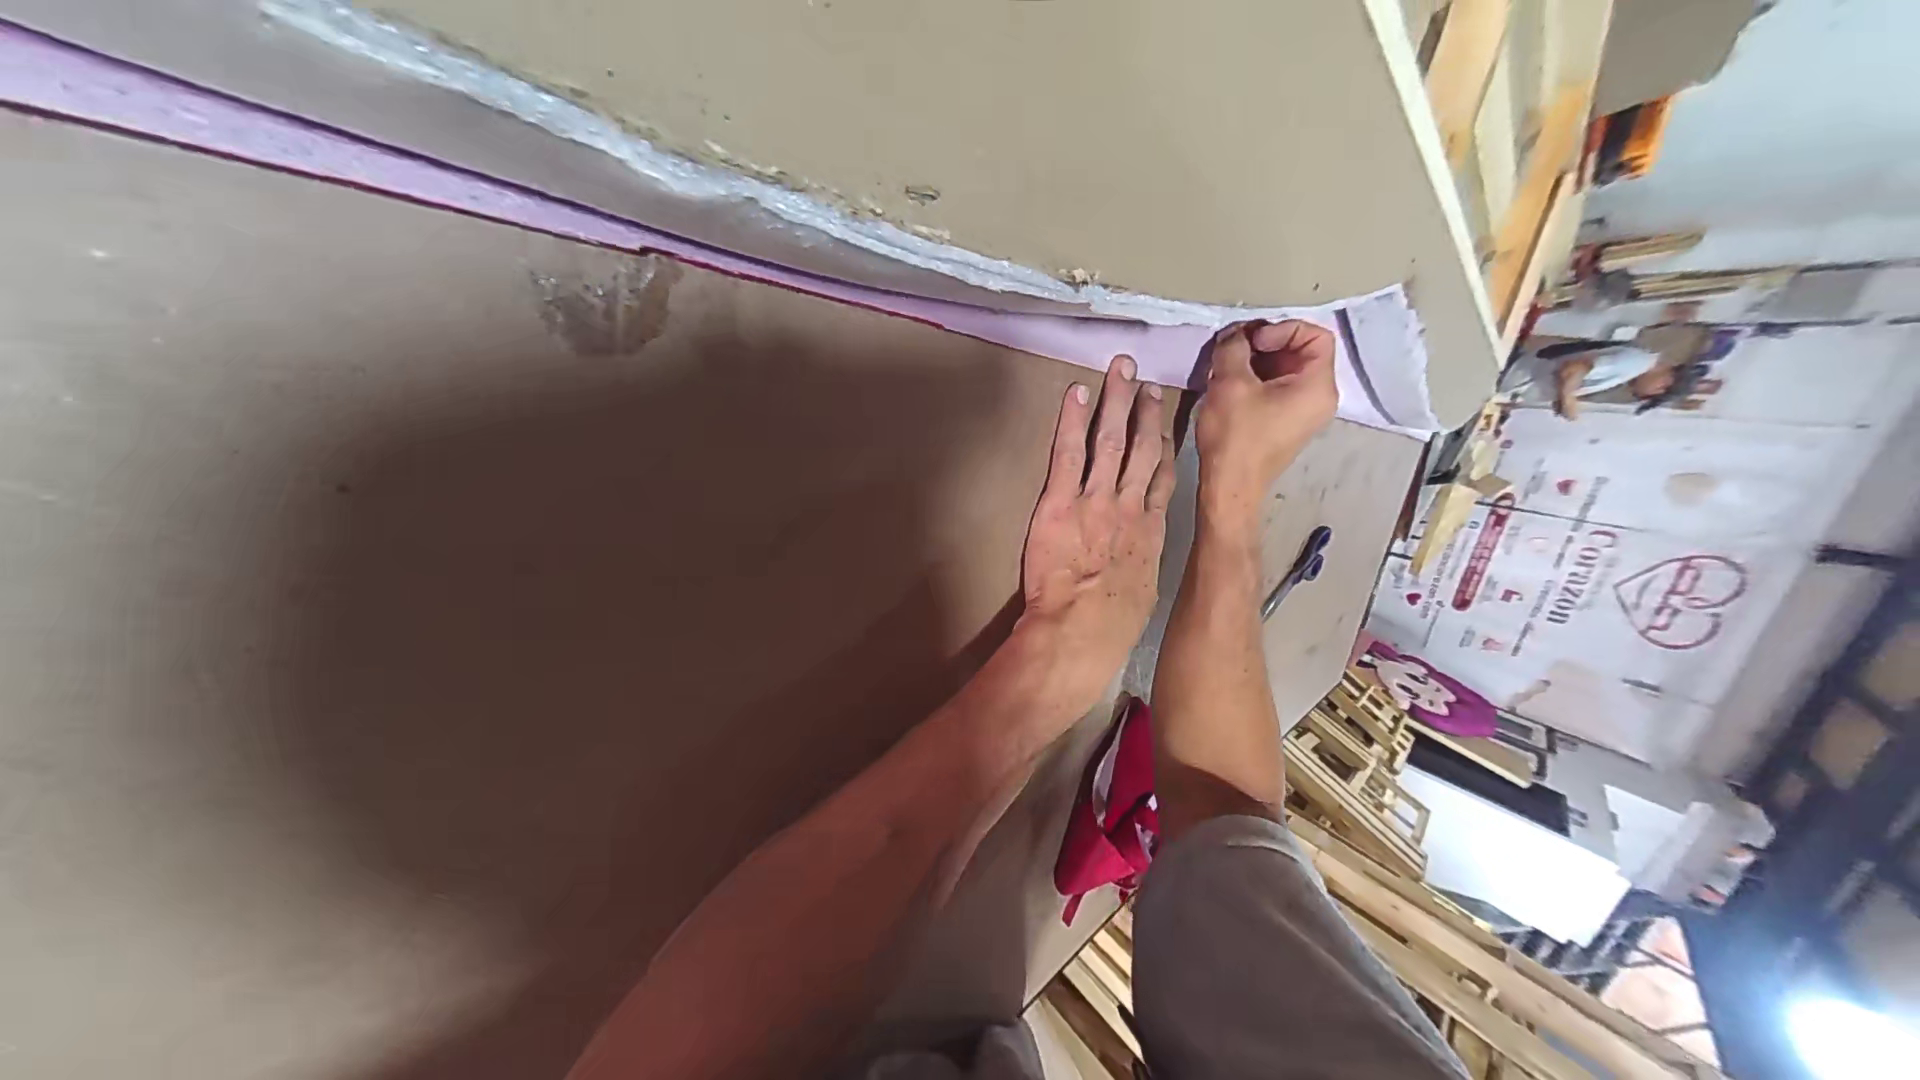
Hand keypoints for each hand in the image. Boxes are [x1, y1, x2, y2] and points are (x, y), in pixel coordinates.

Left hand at [1019, 356, 1174, 713]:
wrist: (1080, 630)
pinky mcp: (1060, 501)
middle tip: (1145, 379)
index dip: (1165, 445)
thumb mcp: (1142, 594)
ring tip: (1120, 370)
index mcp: (1150, 530)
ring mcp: (1096, 500)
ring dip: (1116, 401)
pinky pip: (1068, 451)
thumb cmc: (1111, 625)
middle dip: (1144, 410)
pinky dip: (1073, 420)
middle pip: (1142, 448)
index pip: (1161, 477)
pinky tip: (1076, 393)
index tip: (1165, 423)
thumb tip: (1137, 562)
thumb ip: (1140, 566)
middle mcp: (1128, 506)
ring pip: (1111, 440)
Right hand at [1194, 320, 1337, 536]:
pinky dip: (1256, 380)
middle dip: (1265, 345)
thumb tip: (1233, 334)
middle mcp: (1319, 398)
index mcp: (1318, 386)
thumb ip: (1233, 348)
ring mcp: (1303, 414)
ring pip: (1286, 371)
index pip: (1316, 336)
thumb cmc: (1235, 436)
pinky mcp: (1285, 424)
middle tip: (1234, 349)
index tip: (1252, 342)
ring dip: (1256, 362)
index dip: (1282, 329)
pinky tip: (1230, 386)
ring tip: (1226, 368)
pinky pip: (1277, 390)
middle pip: (1301, 352)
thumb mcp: (1230, 382)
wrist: (1229, 485)